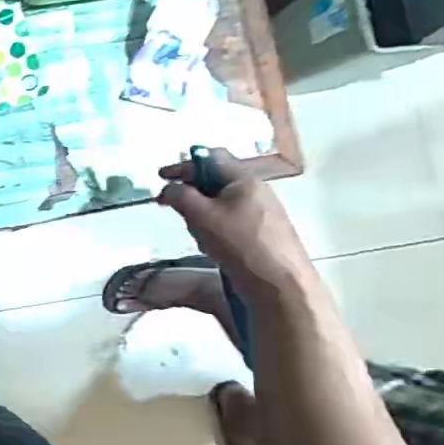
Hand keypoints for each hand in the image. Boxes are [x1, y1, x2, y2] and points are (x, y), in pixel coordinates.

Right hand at [158, 148, 312, 292]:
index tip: (162, 176)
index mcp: (244, 179)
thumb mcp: (201, 216)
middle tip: (173, 203)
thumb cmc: (240, 245)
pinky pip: (234, 221)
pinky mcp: (266, 236)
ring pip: (225, 203)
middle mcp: (258, 192)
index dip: (183, 165)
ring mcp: (265, 214)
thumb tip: (169, 188)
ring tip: (192, 228)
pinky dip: (216, 226)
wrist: (281, 287)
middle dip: (192, 189)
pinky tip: (212, 245)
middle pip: (218, 180)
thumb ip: (180, 196)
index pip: (211, 157)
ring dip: (203, 210)